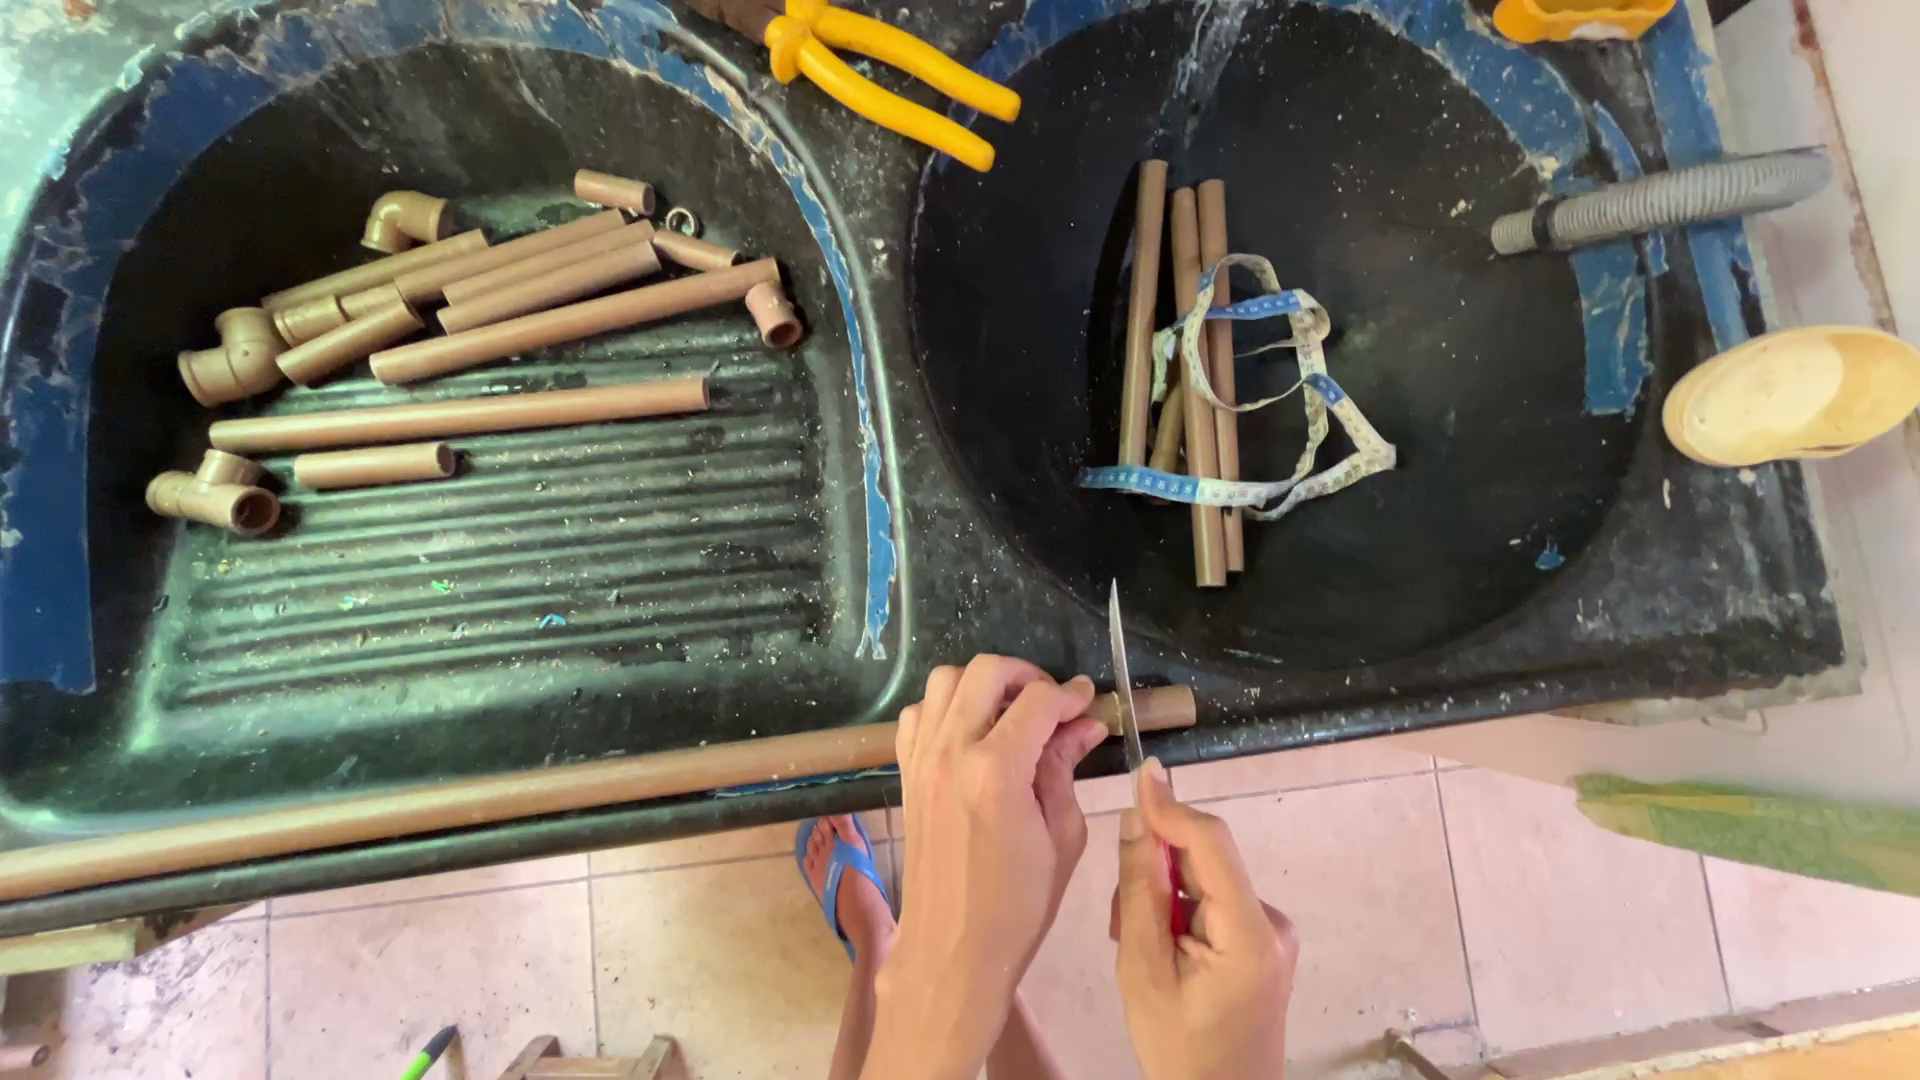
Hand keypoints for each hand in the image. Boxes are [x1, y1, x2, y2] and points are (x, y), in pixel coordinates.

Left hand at [864, 656, 1107, 1079]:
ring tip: (1010, 711)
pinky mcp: (906, 770)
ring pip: (945, 679)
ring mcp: (922, 757)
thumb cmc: (1019, 904)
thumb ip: (1065, 767)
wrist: (952, 949)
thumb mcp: (1061, 836)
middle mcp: (951, 751)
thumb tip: (1084, 724)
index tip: (1088, 702)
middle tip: (1052, 701)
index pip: (1038, 700)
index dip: (1071, 695)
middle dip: (1027, 675)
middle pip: (987, 671)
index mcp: (996, 770)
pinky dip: (945, 706)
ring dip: (983, 684)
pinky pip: (918, 712)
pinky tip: (969, 730)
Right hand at [1112, 759, 1298, 1079]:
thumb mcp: (1142, 968)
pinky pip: (1210, 900)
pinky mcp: (1263, 941)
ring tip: (1137, 944)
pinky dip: (1177, 911)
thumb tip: (1136, 816)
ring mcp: (1272, 932)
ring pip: (1201, 880)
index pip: (1210, 843)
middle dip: (1155, 869)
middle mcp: (1272, 922)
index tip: (1137, 774)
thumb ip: (1140, 888)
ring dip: (1162, 894)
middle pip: (1203, 861)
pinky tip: (1161, 948)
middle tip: (1119, 918)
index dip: (1171, 806)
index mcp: (1251, 934)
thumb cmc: (1177, 1048)